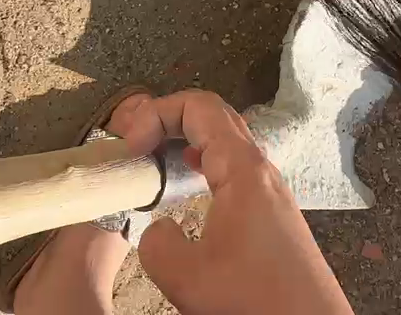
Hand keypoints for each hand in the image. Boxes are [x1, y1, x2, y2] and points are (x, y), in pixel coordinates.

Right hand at [110, 90, 351, 314]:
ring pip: (221, 139)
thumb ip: (156, 243)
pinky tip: (185, 181)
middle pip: (210, 114)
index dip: (157, 114)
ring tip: (153, 157)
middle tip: (135, 142)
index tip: (131, 147)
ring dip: (183, 138)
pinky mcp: (269, 213)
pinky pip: (229, 164)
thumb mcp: (191, 280)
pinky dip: (198, 159)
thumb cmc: (257, 302)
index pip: (198, 106)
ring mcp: (267, 189)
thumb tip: (157, 228)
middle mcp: (259, 168)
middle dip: (167, 118)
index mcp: (243, 167)